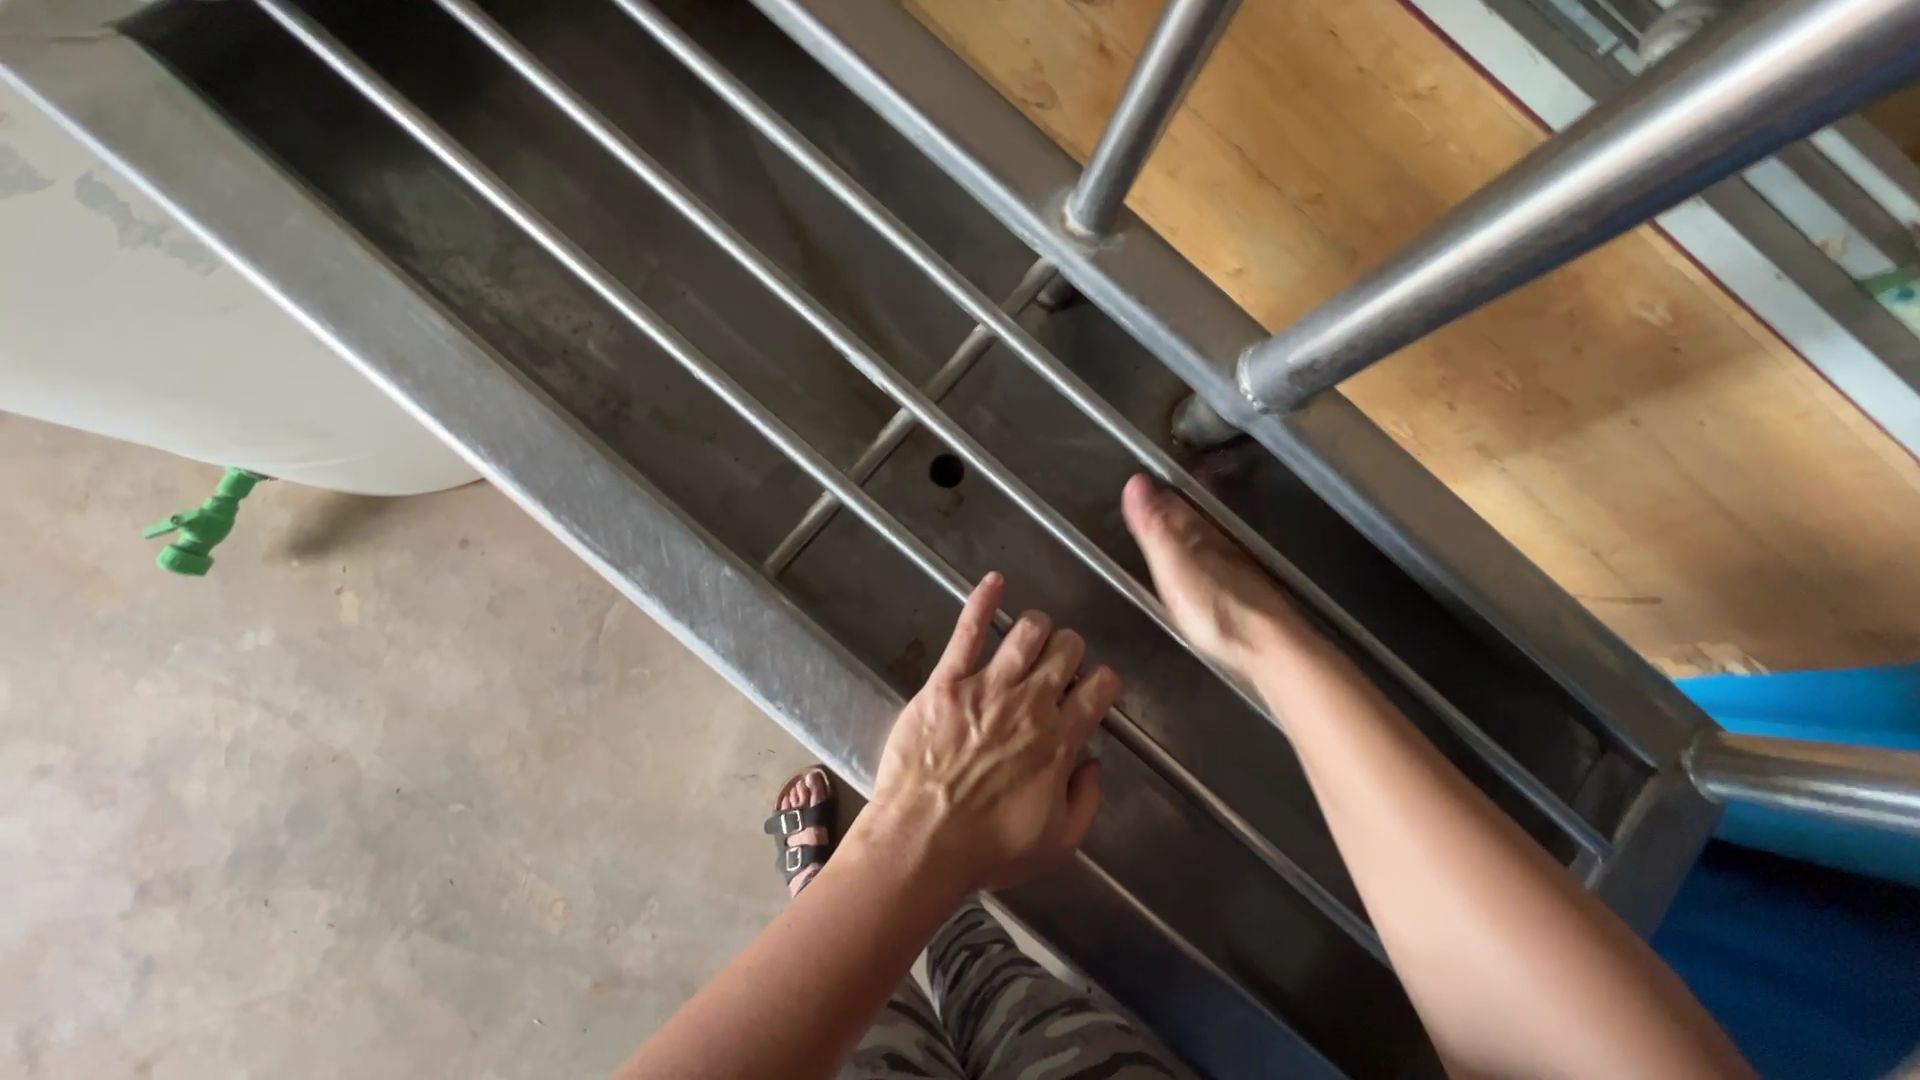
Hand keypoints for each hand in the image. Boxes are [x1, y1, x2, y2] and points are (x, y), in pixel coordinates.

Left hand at [858, 572, 1121, 895]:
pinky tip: (994, 580)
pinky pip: (968, 631)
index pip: (1099, 687)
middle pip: (1066, 650)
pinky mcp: (946, 682)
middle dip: (1070, 651)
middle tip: (1058, 664)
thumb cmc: (988, 849)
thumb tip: (1092, 762)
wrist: (921, 842)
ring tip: (1033, 635)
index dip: (1103, 682)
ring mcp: (987, 687)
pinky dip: (982, 601)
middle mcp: (1030, 704)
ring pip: (1027, 633)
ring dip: (1037, 628)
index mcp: (1060, 739)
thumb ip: (1086, 800)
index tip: (1095, 689)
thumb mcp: (1058, 842)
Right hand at [1121, 473, 1309, 677]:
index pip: (1177, 504)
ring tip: (1175, 528)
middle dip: (1177, 508)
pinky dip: (1208, 557)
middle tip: (1156, 499)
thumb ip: (1154, 529)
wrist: (1270, 646)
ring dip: (1193, 531)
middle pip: (1195, 519)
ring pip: (1210, 539)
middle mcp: (1221, 545)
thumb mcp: (1174, 568)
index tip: (1141, 483)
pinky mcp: (1247, 593)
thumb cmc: (1215, 610)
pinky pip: (1221, 563)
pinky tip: (1205, 568)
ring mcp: (1237, 568)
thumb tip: (1135, 480)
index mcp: (1200, 535)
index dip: (1159, 494)